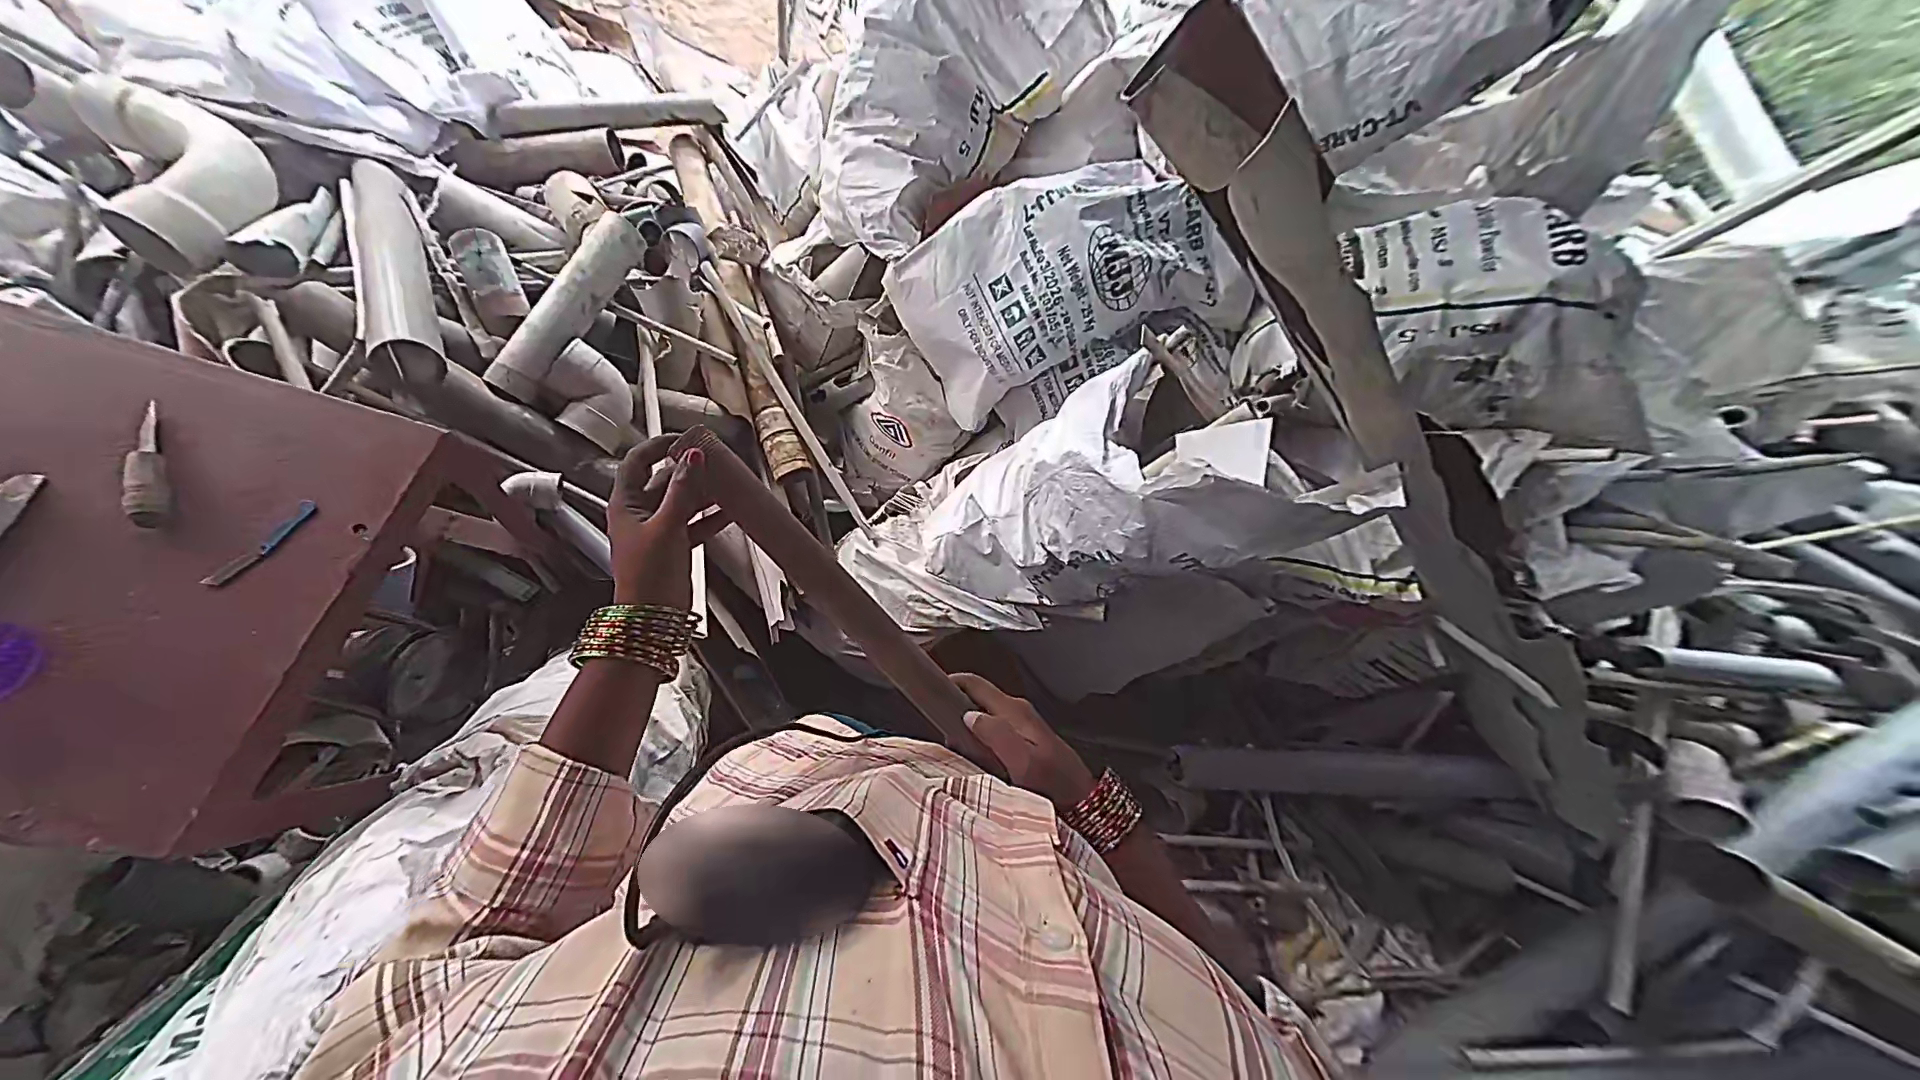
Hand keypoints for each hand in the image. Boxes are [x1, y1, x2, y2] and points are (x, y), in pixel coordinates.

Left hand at [608, 436, 726, 608]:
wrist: (652, 615)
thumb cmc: (647, 575)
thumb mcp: (667, 526)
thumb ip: (682, 491)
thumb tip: (692, 458)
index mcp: (626, 504)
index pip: (637, 462)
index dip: (658, 446)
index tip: (683, 438)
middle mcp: (640, 513)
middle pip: (665, 480)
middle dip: (689, 470)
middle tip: (713, 461)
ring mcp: (658, 529)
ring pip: (683, 501)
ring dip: (703, 492)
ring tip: (725, 483)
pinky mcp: (675, 545)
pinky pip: (695, 523)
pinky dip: (711, 516)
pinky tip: (729, 511)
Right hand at [950, 673, 1095, 808]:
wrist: (1082, 801)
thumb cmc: (1055, 785)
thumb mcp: (1023, 762)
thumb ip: (996, 735)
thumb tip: (969, 715)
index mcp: (1014, 711)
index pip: (975, 684)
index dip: (951, 682)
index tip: (931, 691)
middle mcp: (1017, 712)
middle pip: (977, 698)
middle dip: (955, 711)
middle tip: (942, 733)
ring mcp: (1021, 725)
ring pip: (983, 716)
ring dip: (967, 729)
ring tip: (958, 752)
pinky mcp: (1023, 739)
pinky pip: (992, 732)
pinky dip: (979, 741)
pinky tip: (978, 761)